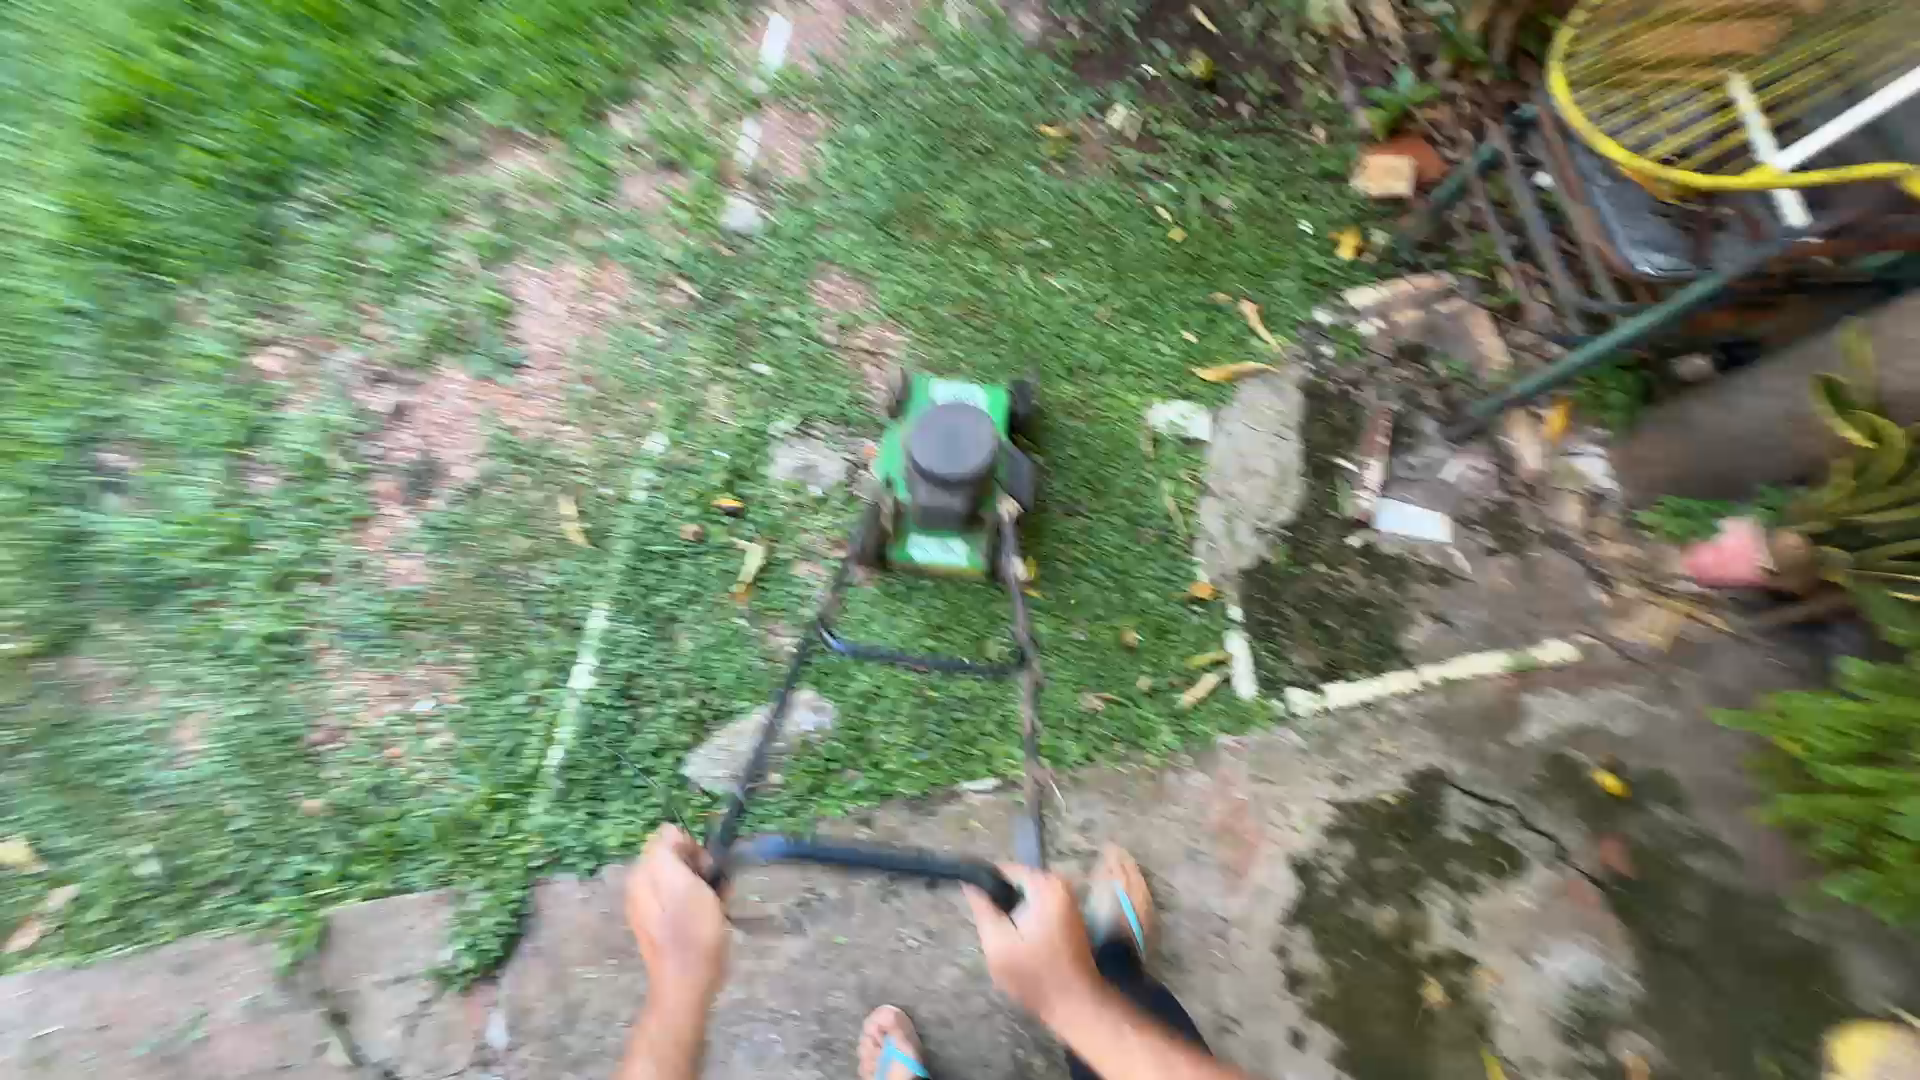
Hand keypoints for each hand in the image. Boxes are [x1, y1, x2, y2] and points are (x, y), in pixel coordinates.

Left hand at [626, 825, 728, 1009]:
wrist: (689, 982)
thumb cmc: (690, 931)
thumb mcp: (679, 881)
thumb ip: (667, 849)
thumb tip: (668, 831)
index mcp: (642, 874)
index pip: (668, 837)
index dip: (691, 847)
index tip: (703, 868)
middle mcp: (642, 887)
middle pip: (678, 856)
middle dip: (700, 865)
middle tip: (711, 886)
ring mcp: (654, 906)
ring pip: (687, 876)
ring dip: (706, 883)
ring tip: (716, 902)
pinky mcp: (668, 922)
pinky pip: (688, 896)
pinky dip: (704, 899)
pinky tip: (714, 912)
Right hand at [964, 864, 1100, 1022]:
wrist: (1076, 1007)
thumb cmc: (1036, 975)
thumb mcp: (998, 943)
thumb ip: (982, 908)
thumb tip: (969, 883)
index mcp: (1045, 884)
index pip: (1004, 869)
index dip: (985, 886)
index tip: (977, 909)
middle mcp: (1060, 884)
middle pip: (1016, 882)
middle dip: (1001, 903)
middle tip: (994, 932)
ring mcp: (1067, 899)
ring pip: (1025, 896)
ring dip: (1012, 914)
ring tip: (1007, 941)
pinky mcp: (1069, 915)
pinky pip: (1038, 907)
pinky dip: (1026, 920)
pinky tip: (1022, 944)